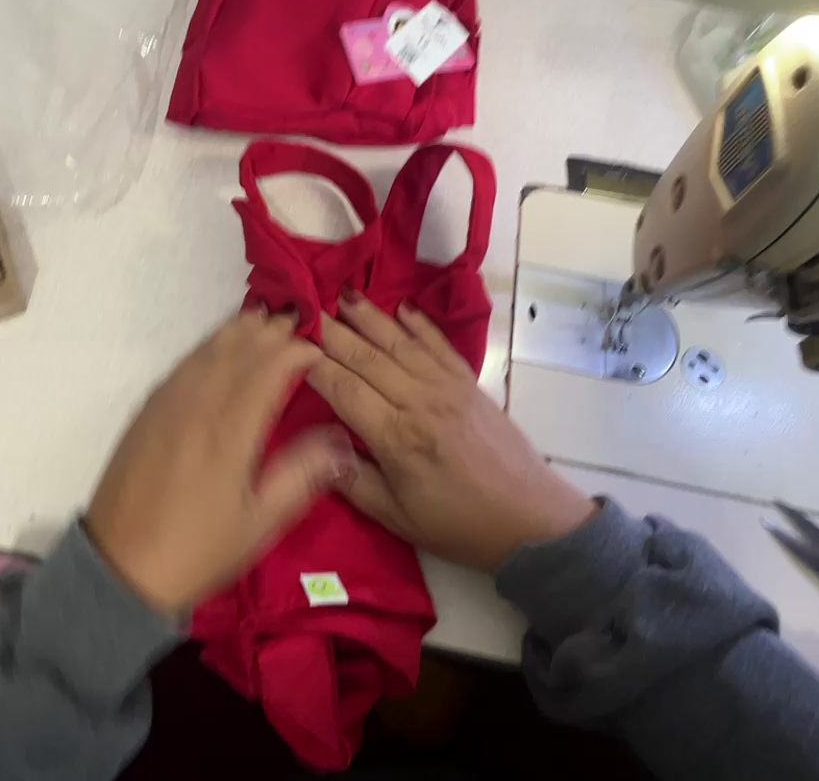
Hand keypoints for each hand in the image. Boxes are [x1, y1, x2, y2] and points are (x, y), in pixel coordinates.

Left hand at [86, 311, 356, 616]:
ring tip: (261, 318)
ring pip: (206, 352)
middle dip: (269, 330)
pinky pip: (181, 365)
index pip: (268, 369)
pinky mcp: (146, 412)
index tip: (318, 348)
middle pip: (237, 351)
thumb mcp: (259, 524)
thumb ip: (300, 476)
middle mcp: (198, 406)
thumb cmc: (197, 550)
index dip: (296, 350)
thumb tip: (340, 441)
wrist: (118, 569)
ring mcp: (167, 405)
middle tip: (296, 319)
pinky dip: (205, 347)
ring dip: (236, 331)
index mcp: (230, 431)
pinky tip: (216, 347)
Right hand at [306, 293, 596, 571]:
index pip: (344, 390)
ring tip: (344, 293)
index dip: (313, 365)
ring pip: (400, 343)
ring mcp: (448, 388)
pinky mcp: (469, 383)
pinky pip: (439, 345)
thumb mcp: (397, 518)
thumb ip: (353, 481)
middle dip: (333, 331)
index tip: (288, 344)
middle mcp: (420, 402)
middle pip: (367, 358)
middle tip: (305, 307)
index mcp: (397, 438)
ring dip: (370, 317)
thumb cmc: (458, 525)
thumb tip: (317, 448)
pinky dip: (419, 324)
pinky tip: (401, 307)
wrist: (530, 521)